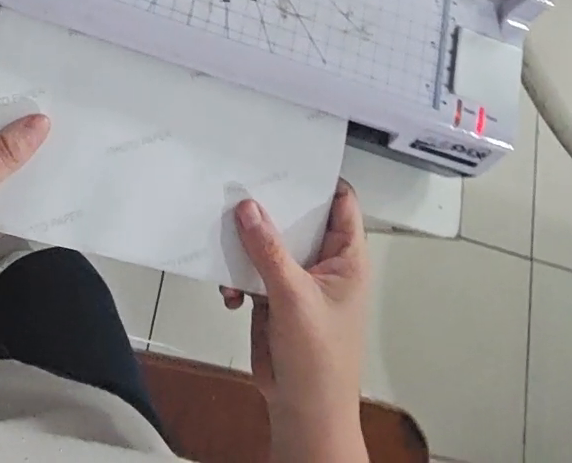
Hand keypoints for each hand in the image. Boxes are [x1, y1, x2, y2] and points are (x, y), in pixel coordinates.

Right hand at [220, 181, 369, 462]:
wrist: (302, 413)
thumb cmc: (318, 361)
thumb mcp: (294, 298)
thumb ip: (268, 251)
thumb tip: (247, 207)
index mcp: (346, 258)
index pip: (340, 203)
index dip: (320, 178)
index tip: (288, 158)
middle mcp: (323, 263)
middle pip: (297, 219)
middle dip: (269, 208)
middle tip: (239, 186)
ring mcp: (298, 280)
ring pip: (270, 243)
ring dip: (246, 246)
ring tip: (225, 241)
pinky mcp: (274, 297)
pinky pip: (252, 270)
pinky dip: (238, 277)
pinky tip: (231, 293)